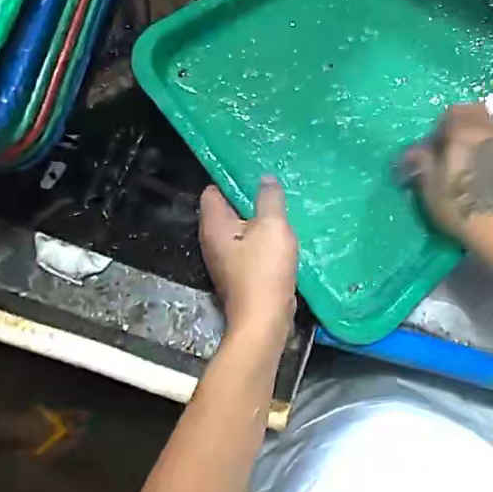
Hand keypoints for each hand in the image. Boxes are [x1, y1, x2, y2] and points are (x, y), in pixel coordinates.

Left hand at [199, 177, 296, 345]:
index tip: (255, 173)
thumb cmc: (264, 267)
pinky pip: (247, 246)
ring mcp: (224, 259)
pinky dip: (261, 239)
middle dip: (248, 199)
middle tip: (273, 190)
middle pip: (226, 209)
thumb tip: (265, 178)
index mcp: (214, 225)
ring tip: (281, 211)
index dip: (231, 179)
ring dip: (257, 221)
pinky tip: (280, 238)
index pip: (212, 191)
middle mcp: (212, 240)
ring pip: (239, 229)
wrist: (263, 317)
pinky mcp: (237, 273)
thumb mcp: (272, 225)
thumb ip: (269, 198)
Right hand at [402, 102, 492, 243]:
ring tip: (461, 162)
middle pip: (474, 113)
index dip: (439, 125)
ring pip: (487, 129)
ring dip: (474, 138)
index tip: (432, 146)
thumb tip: (414, 151)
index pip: (452, 111)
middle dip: (460, 125)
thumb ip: (422, 162)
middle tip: (447, 148)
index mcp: (465, 131)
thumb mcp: (430, 185)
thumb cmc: (459, 204)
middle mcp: (487, 131)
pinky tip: (477, 172)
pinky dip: (486, 151)